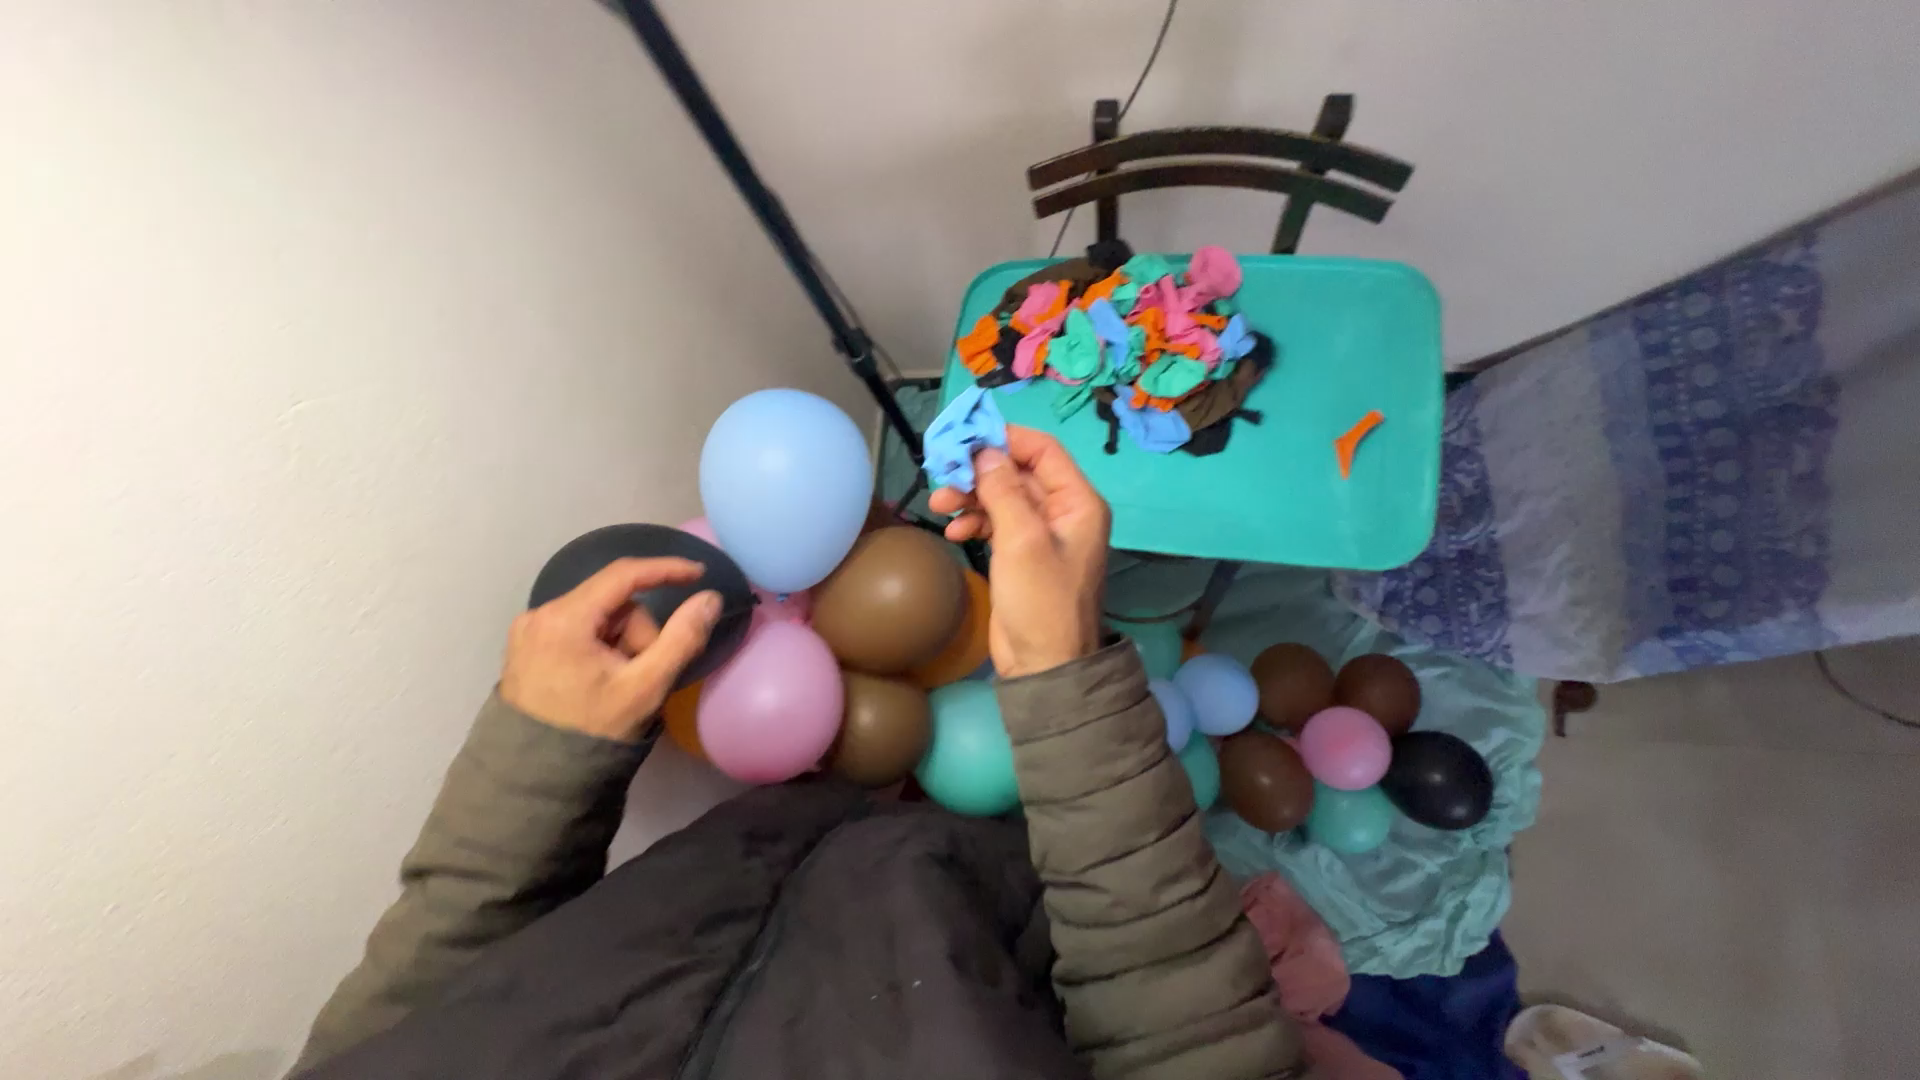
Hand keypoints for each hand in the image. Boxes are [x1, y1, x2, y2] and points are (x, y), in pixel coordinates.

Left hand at [500, 557, 720, 741]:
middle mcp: (540, 615)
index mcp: (564, 620)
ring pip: (599, 615)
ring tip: (622, 679)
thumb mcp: (645, 687)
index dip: (666, 569)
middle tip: (645, 670)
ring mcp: (530, 630)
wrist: (536, 775)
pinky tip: (604, 675)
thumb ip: (682, 639)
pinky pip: (581, 628)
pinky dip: (602, 645)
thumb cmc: (593, 729)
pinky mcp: (528, 645)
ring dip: (622, 640)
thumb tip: (709, 598)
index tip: (699, 574)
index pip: (623, 575)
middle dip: (639, 631)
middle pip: (613, 601)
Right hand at [929, 426, 1110, 678]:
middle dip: (980, 471)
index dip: (1005, 438)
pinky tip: (954, 532)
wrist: (1043, 665)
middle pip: (1018, 472)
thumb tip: (984, 451)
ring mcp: (1041, 534)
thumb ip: (1003, 490)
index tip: (964, 437)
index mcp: (1077, 502)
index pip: (1043, 450)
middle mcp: (1062, 511)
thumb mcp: (1021, 540)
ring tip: (940, 505)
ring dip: (971, 497)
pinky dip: (975, 521)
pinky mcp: (1022, 554)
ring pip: (1002, 496)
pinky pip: (997, 522)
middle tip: (942, 473)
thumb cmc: (1041, 600)